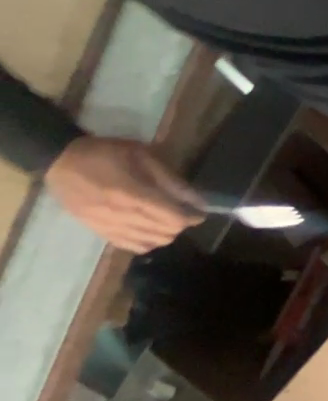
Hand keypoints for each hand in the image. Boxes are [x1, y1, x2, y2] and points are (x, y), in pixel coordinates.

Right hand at [44, 136, 204, 252]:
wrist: (55, 159)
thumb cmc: (101, 154)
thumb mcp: (140, 156)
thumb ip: (172, 180)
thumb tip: (199, 202)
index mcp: (132, 195)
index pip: (176, 219)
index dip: (193, 217)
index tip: (197, 211)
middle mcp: (121, 215)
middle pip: (168, 232)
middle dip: (180, 224)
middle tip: (178, 212)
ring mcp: (108, 225)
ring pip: (155, 242)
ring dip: (166, 233)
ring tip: (163, 220)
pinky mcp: (98, 230)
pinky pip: (134, 247)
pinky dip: (148, 242)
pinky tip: (148, 230)